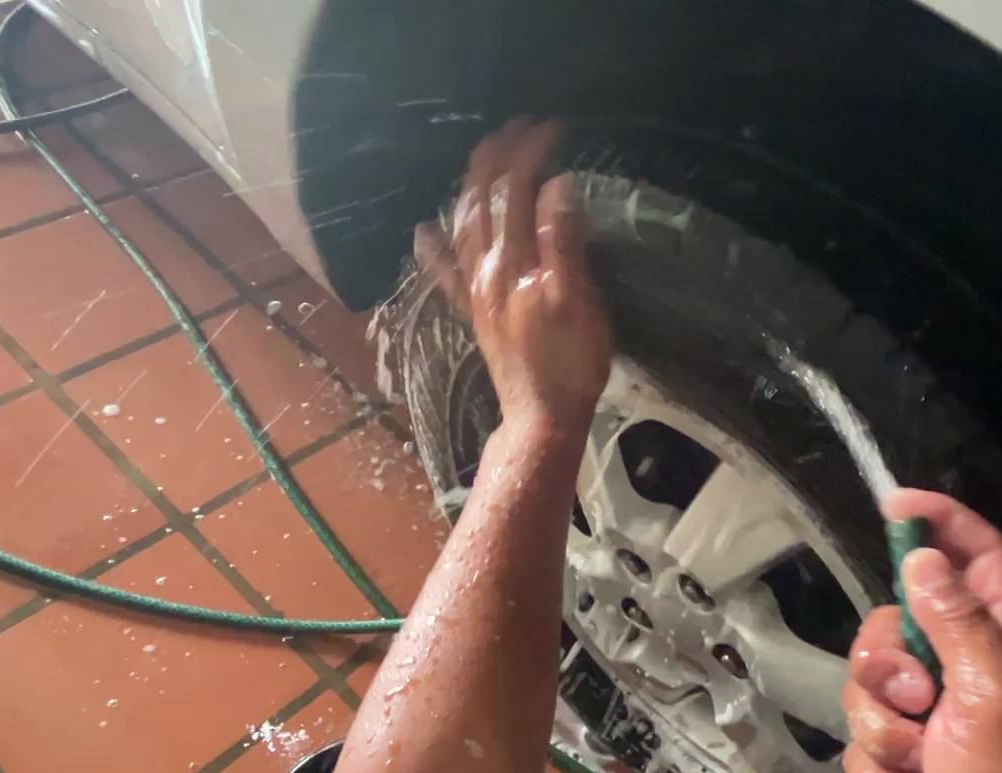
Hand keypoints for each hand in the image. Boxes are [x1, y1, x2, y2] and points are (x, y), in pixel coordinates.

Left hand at [415, 119, 611, 430]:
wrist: (541, 417)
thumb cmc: (570, 365)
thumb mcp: (579, 304)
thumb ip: (562, 245)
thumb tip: (556, 187)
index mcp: (515, 263)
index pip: (517, 191)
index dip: (531, 153)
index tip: (554, 128)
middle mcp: (486, 269)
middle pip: (482, 199)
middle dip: (497, 156)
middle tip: (519, 127)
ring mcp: (476, 291)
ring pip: (462, 225)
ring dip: (470, 184)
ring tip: (483, 158)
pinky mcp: (474, 314)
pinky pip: (446, 274)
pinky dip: (432, 249)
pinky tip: (422, 231)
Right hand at [841, 490, 1001, 772]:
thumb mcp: (997, 700)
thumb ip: (959, 624)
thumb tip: (924, 557)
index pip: (981, 557)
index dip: (942, 522)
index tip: (895, 505)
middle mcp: (968, 671)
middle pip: (895, 626)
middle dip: (886, 666)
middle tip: (916, 701)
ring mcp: (934, 720)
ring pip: (868, 691)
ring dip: (884, 736)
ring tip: (921, 772)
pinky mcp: (907, 763)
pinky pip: (864, 747)